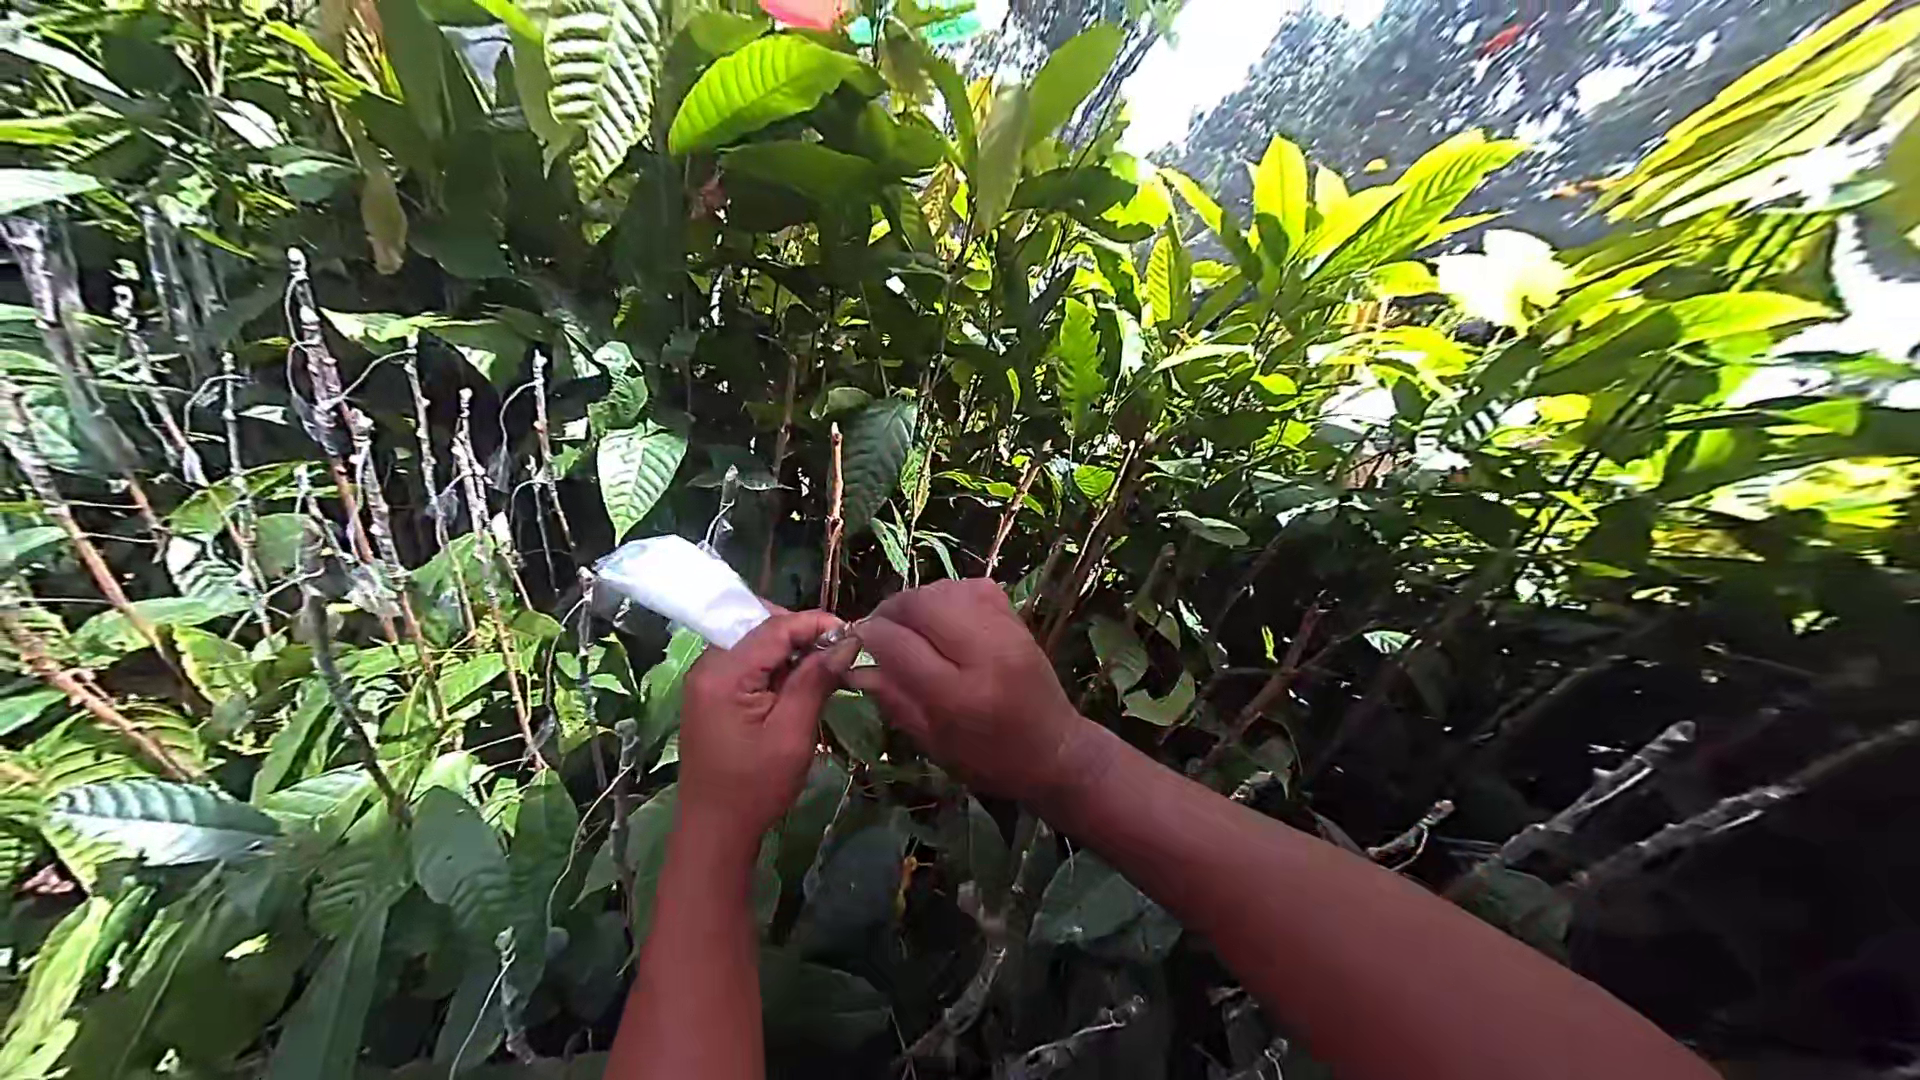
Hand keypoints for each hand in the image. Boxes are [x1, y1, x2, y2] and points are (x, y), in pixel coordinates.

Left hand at [677, 610, 857, 841]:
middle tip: (837, 652)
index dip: (815, 623)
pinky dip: (778, 664)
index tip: (852, 634)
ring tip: (825, 667)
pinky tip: (800, 682)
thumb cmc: (755, 787)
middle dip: (803, 632)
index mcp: (723, 674)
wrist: (714, 832)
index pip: (774, 626)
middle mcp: (708, 665)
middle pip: (761, 625)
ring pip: (757, 641)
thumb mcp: (792, 733)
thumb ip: (815, 680)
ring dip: (792, 648)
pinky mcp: (713, 692)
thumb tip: (847, 640)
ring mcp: (708, 679)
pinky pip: (750, 661)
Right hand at [844, 579, 1096, 803]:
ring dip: (916, 601)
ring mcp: (1005, 630)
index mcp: (960, 696)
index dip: (867, 636)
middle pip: (921, 605)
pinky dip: (946, 594)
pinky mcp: (1016, 617)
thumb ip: (892, 697)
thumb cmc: (989, 758)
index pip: (899, 645)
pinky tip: (940, 616)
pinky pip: (970, 586)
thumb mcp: (932, 741)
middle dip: (889, 611)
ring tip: (907, 624)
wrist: (1055, 748)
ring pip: (943, 589)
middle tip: (877, 628)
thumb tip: (851, 661)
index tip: (852, 641)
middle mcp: (985, 653)